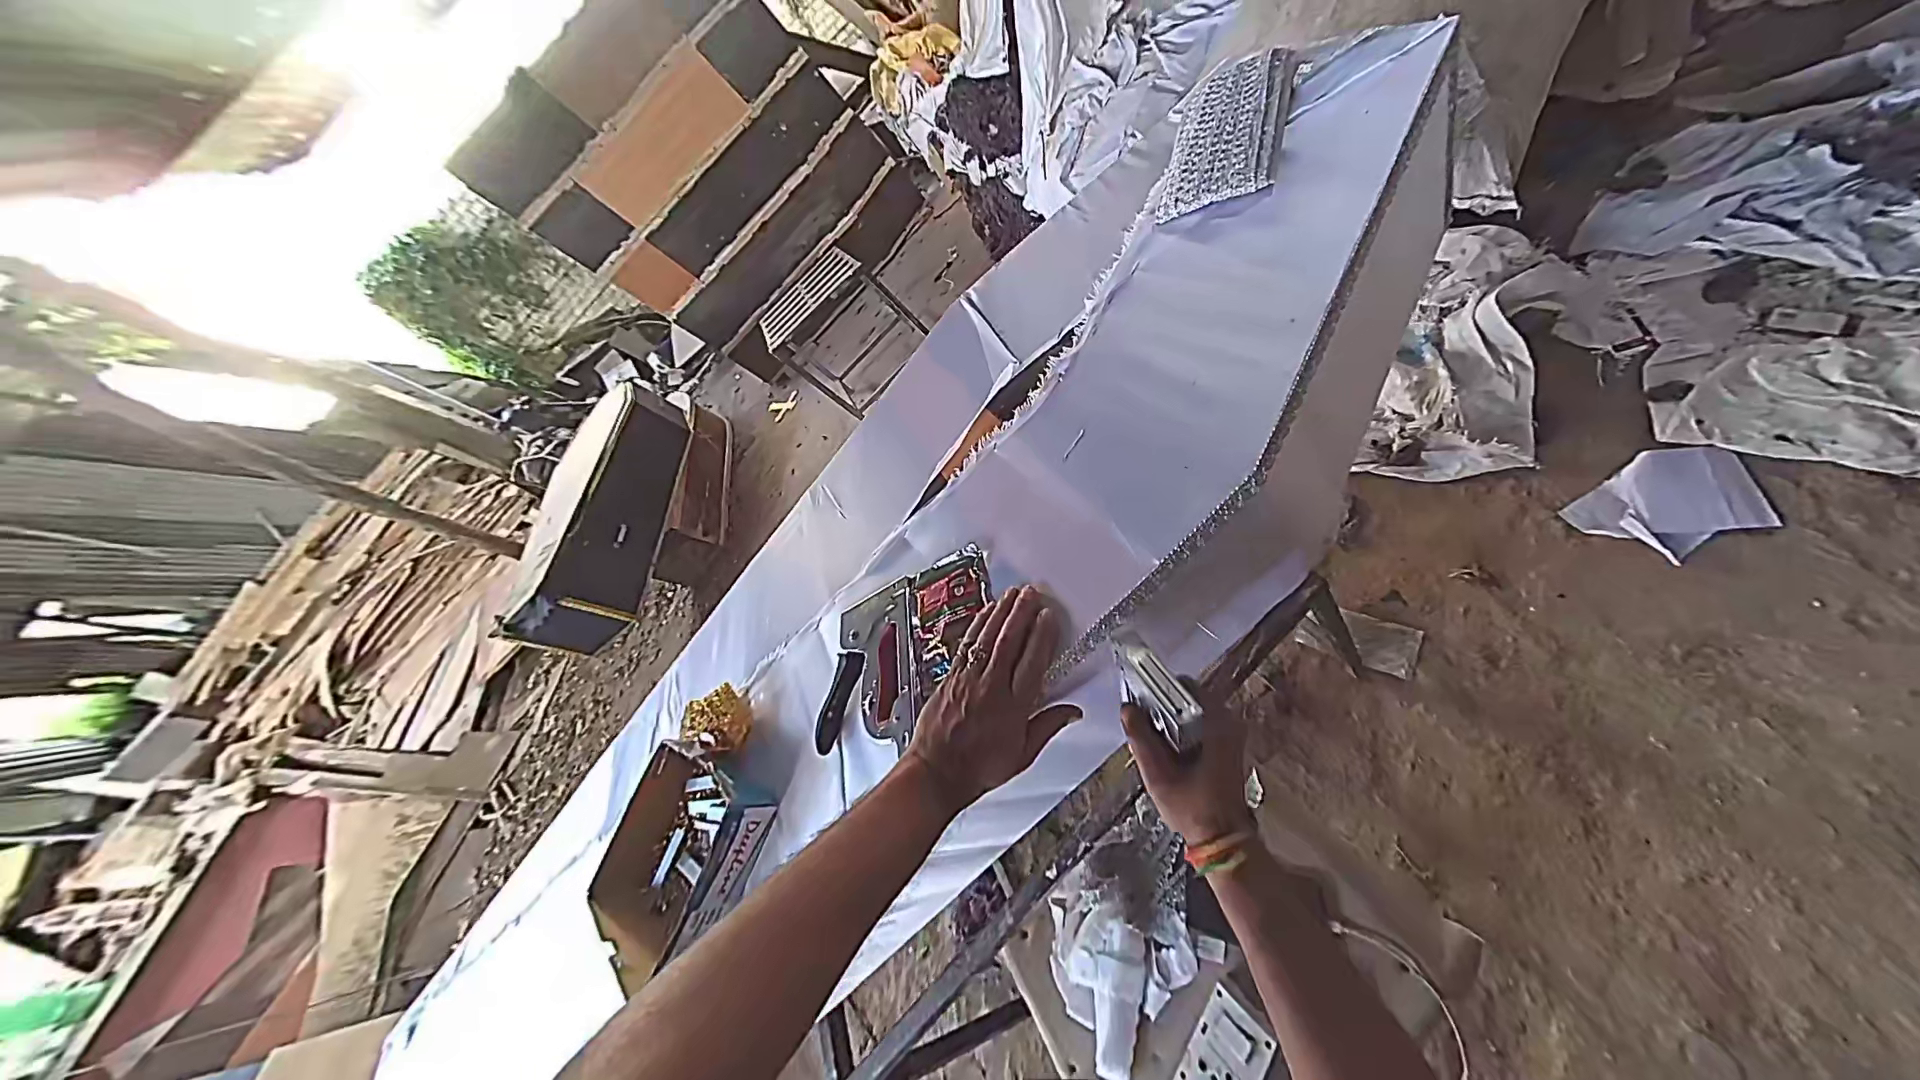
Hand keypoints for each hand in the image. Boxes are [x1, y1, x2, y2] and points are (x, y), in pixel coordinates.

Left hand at [903, 586, 1081, 813]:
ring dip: (1001, 612)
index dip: (1042, 636)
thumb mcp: (1022, 754)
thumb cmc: (978, 767)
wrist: (936, 772)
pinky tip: (986, 612)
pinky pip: (967, 644)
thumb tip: (1071, 711)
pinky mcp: (951, 677)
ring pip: (987, 638)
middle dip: (1022, 613)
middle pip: (1009, 642)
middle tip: (1032, 593)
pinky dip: (978, 625)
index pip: (1033, 662)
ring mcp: (968, 680)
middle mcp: (990, 688)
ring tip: (1013, 594)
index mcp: (1013, 707)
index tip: (1049, 617)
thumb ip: (1048, 726)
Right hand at [1120, 678, 1254, 843]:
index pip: (1184, 686)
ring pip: (1193, 710)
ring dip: (1171, 718)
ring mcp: (1233, 734)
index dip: (1158, 689)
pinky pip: (1200, 723)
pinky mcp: (1230, 745)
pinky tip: (1168, 748)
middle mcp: (1230, 723)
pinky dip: (1182, 728)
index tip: (1140, 700)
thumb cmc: (1193, 808)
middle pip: (1188, 697)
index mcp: (1217, 724)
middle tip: (1143, 724)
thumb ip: (1141, 738)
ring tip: (1153, 737)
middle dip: (1163, 706)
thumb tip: (1128, 708)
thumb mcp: (1158, 774)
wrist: (1223, 840)